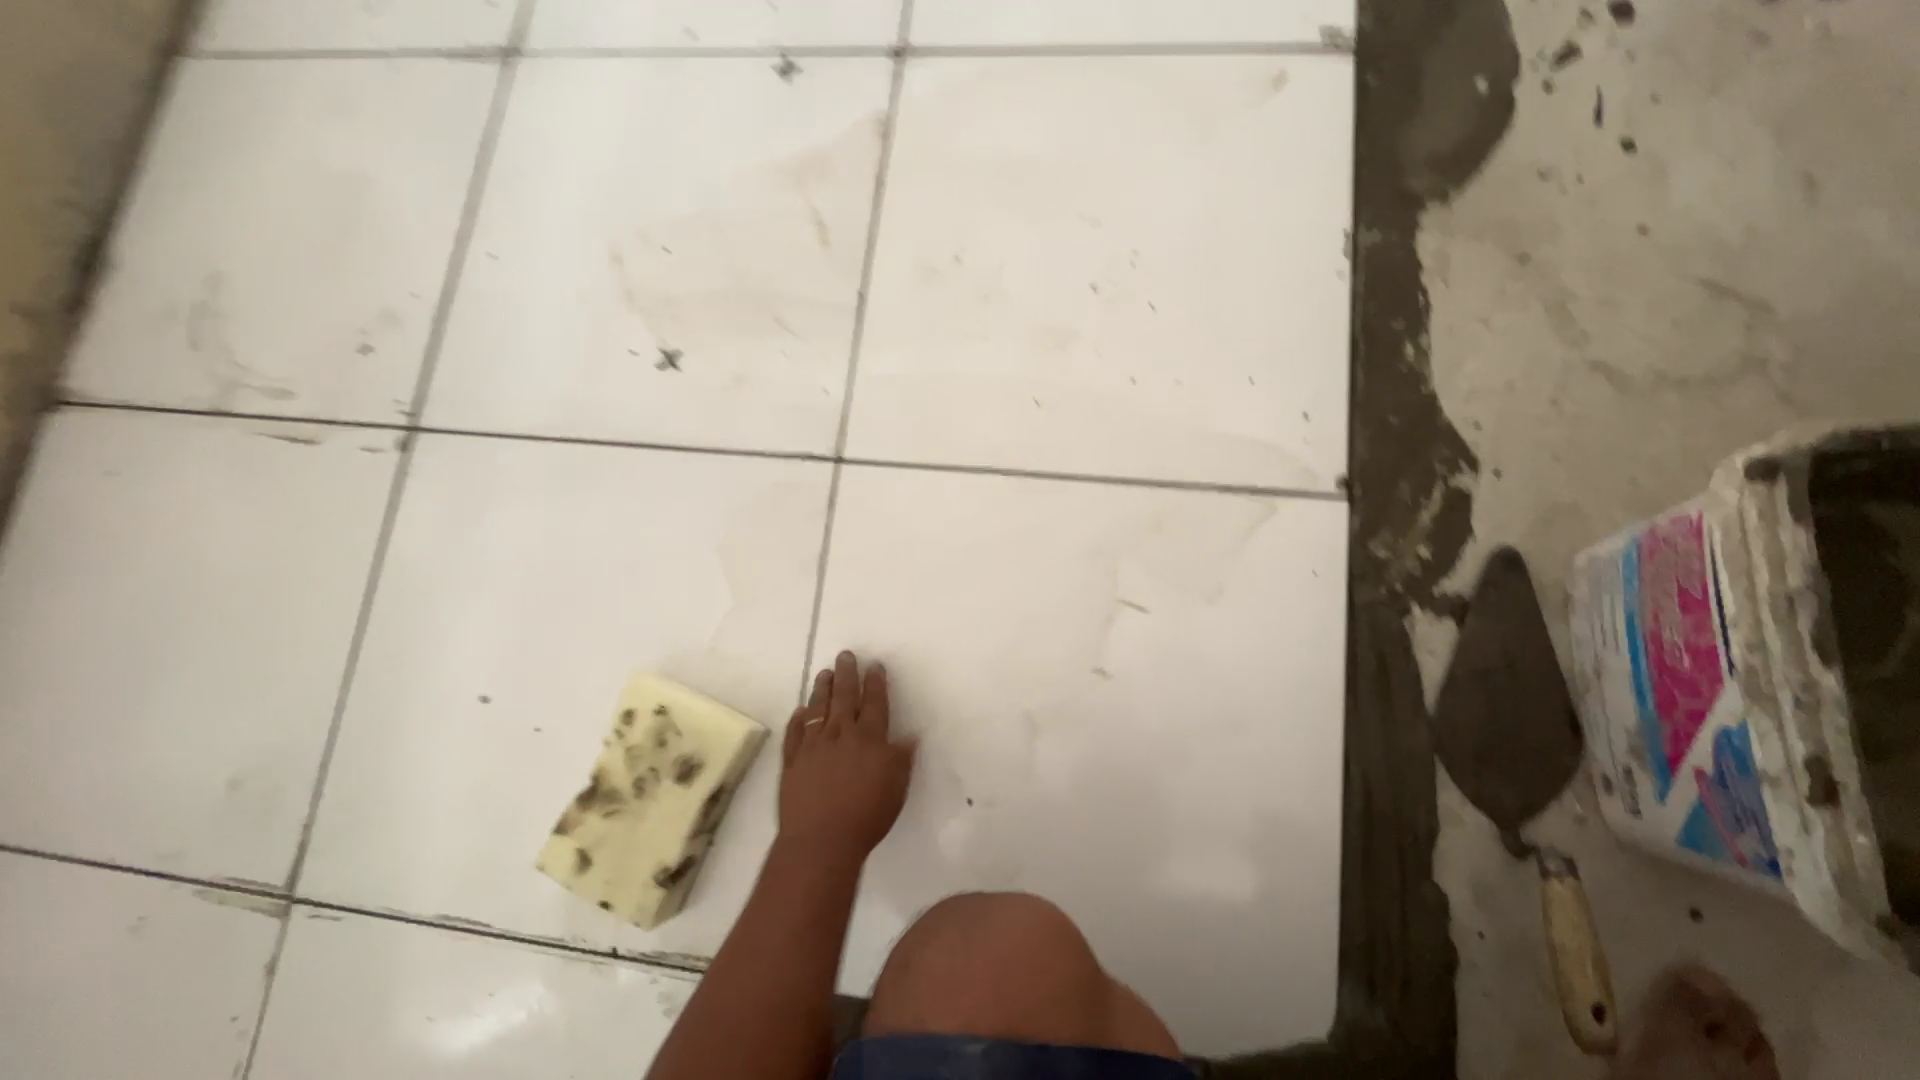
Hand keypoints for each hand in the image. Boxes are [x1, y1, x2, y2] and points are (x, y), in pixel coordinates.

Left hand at [778, 651, 916, 863]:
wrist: (822, 839)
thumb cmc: (867, 816)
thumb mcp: (897, 788)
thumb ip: (901, 759)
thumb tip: (909, 735)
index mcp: (870, 740)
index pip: (875, 704)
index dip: (876, 683)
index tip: (875, 666)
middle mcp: (841, 735)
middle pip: (845, 698)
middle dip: (847, 675)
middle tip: (845, 655)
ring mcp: (813, 746)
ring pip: (818, 710)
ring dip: (822, 689)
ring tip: (824, 673)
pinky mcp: (792, 762)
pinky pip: (795, 734)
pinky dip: (798, 720)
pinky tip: (800, 711)